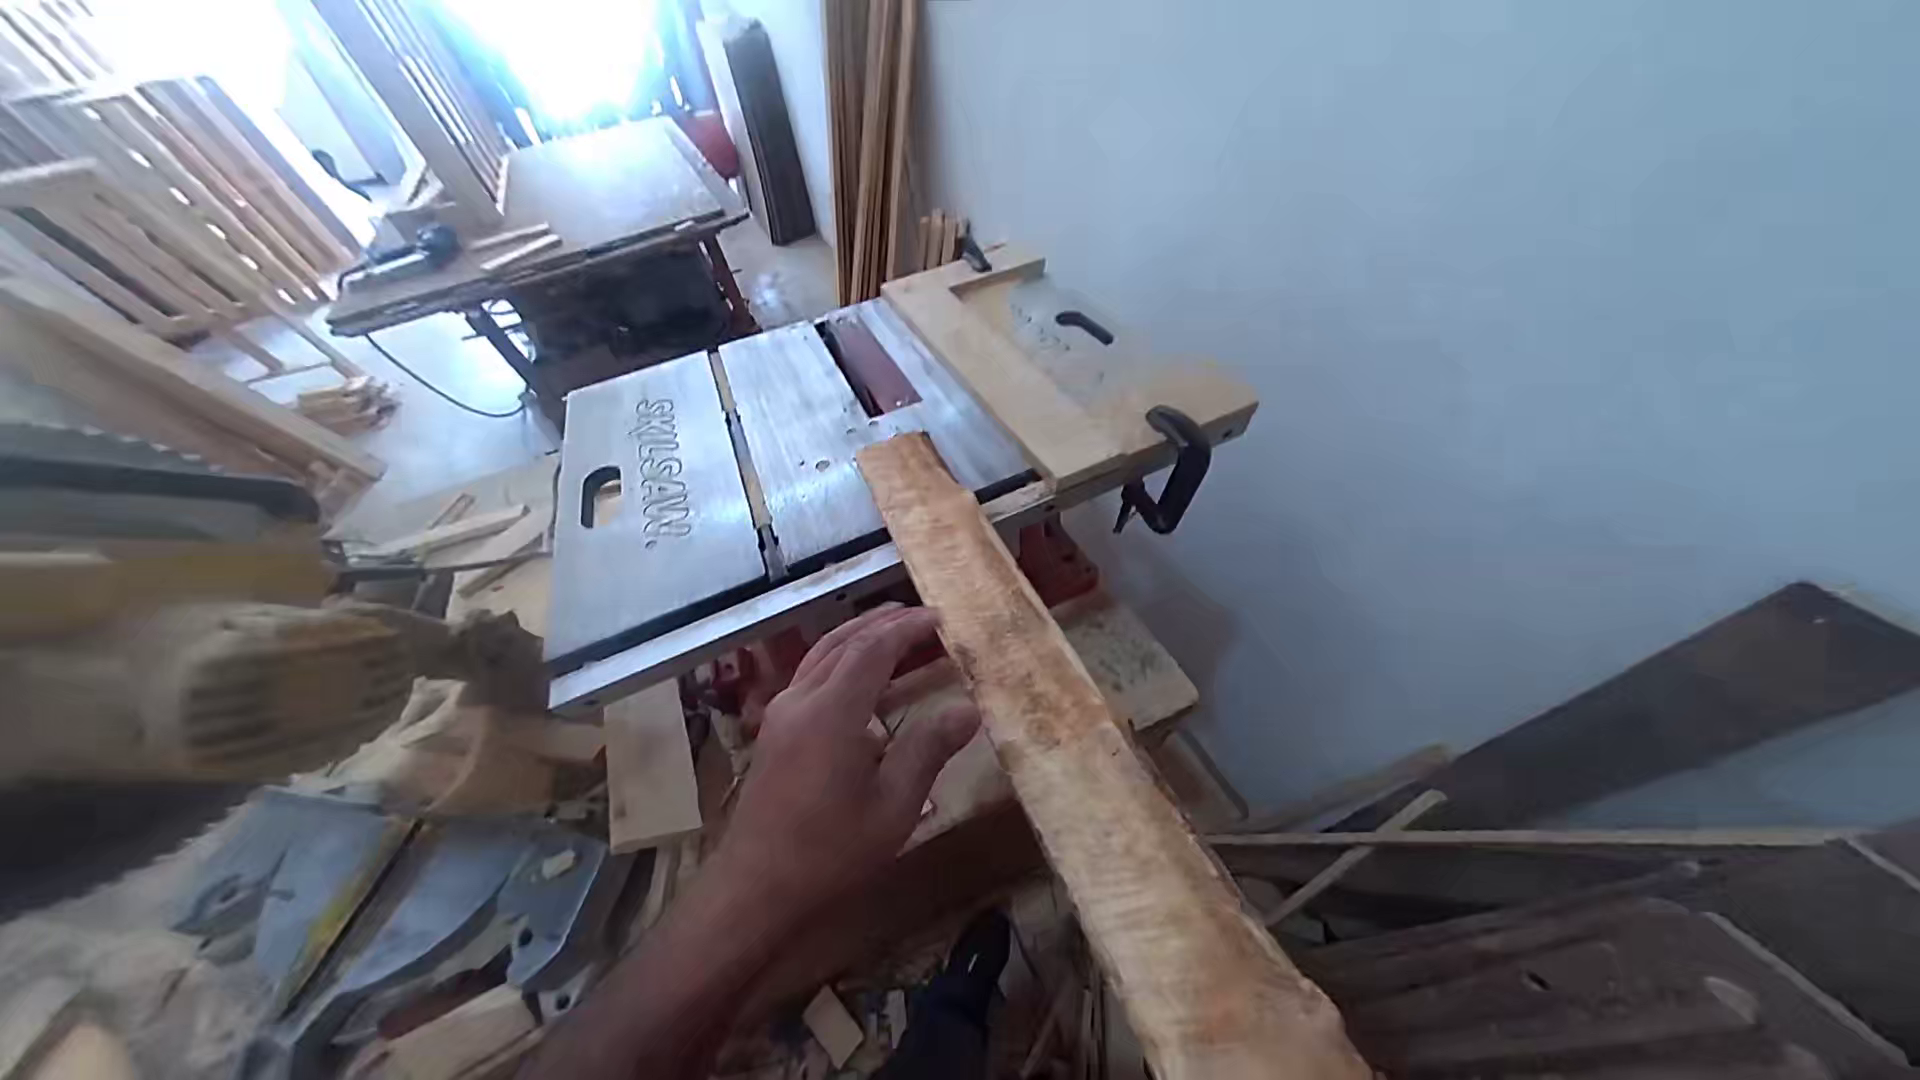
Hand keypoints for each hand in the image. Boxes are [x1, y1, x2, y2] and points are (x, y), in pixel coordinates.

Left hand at [712, 604, 980, 918]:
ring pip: (822, 653)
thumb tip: (969, 710)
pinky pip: (811, 674)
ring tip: (894, 631)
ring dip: (859, 635)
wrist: (754, 888)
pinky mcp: (775, 729)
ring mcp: (782, 712)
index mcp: (832, 711)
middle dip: (883, 623)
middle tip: (921, 616)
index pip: (873, 648)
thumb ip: (929, 749)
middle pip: (844, 640)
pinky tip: (859, 678)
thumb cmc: (830, 851)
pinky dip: (841, 658)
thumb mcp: (893, 806)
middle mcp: (802, 699)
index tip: (939, 617)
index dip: (908, 628)